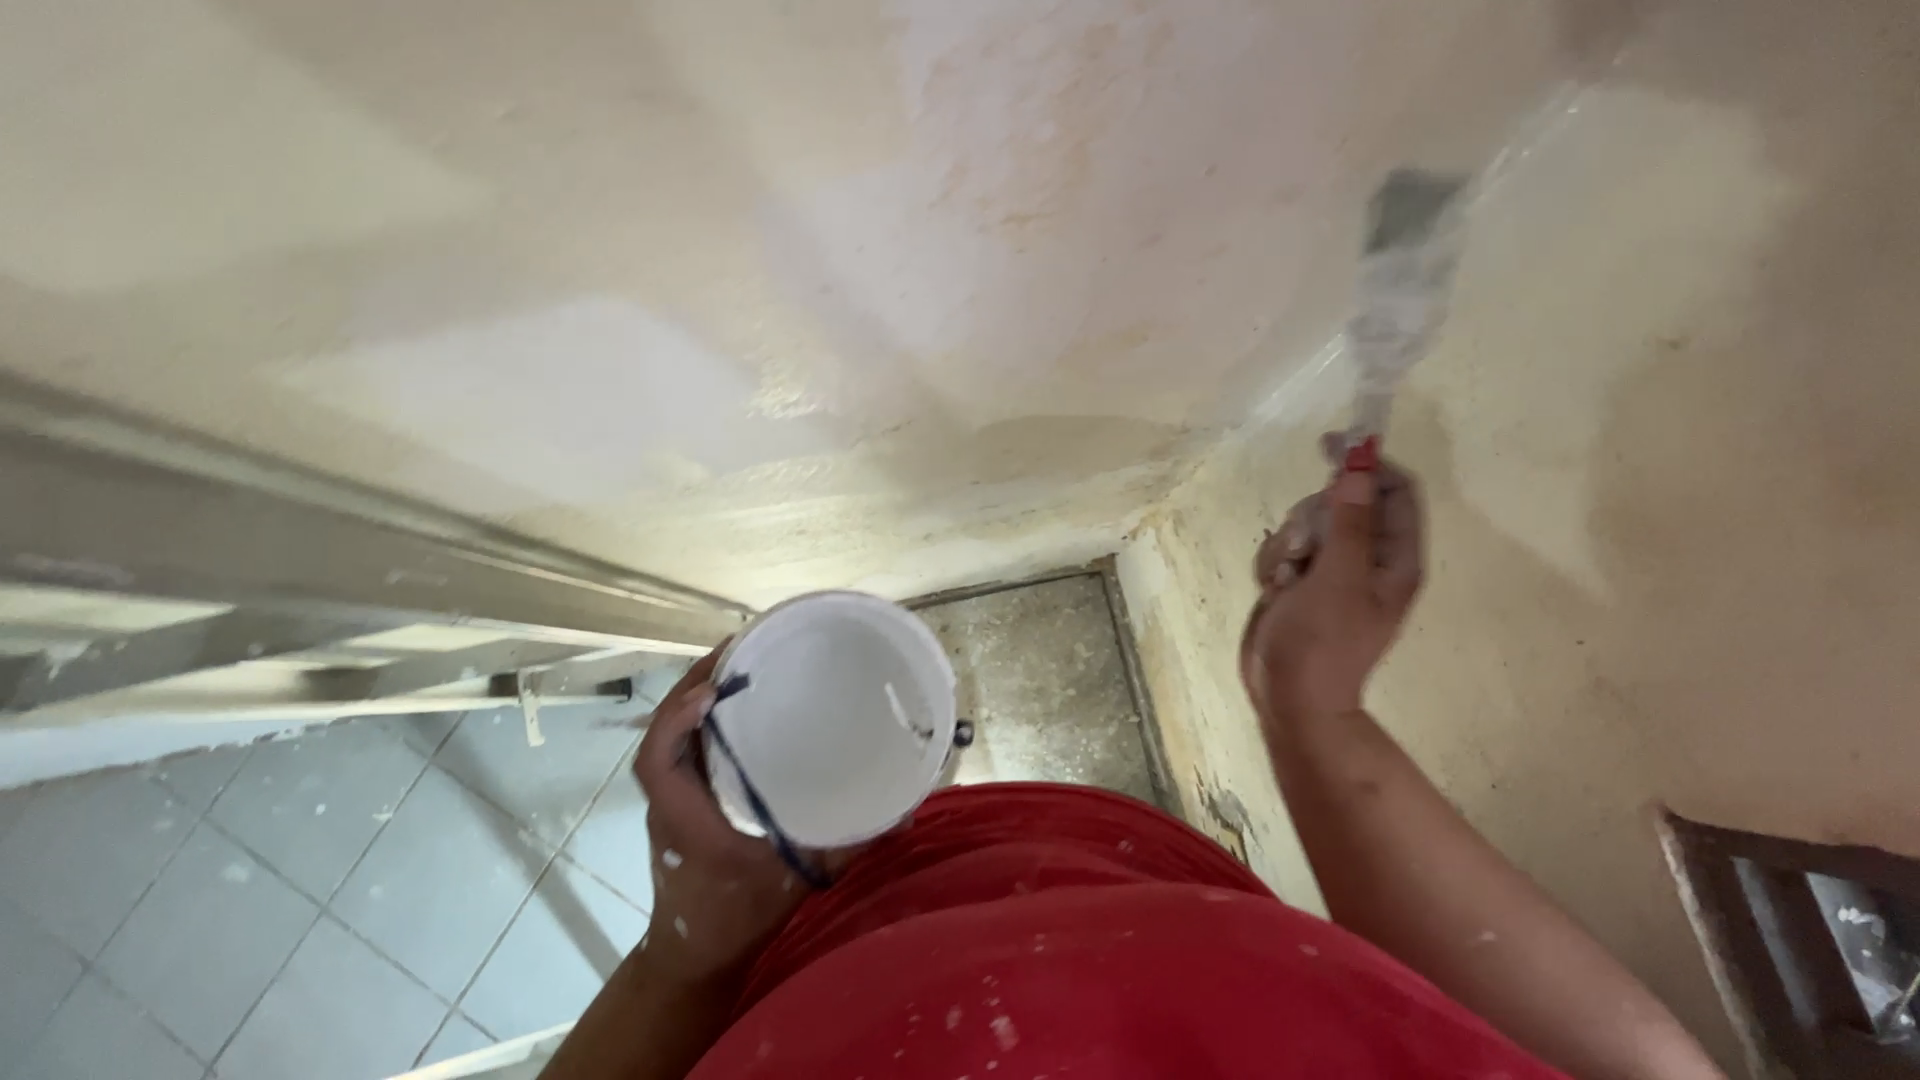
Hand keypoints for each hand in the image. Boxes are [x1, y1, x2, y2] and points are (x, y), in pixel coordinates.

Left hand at [631, 648, 814, 987]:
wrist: (696, 955)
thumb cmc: (739, 919)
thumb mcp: (799, 880)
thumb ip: (848, 845)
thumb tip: (904, 811)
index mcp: (688, 819)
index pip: (658, 760)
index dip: (676, 719)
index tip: (713, 690)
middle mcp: (671, 801)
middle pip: (663, 731)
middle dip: (693, 684)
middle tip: (739, 648)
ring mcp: (672, 798)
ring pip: (670, 734)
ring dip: (695, 695)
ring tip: (739, 663)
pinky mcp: (681, 797)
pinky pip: (683, 744)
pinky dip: (701, 716)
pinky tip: (736, 704)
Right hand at [1240, 434, 1423, 722]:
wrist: (1289, 696)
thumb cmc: (1323, 642)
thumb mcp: (1338, 577)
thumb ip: (1349, 519)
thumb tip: (1358, 463)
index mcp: (1394, 558)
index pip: (1394, 491)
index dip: (1367, 465)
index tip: (1331, 446)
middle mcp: (1366, 559)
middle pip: (1341, 503)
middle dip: (1314, 516)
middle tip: (1304, 548)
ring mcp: (1330, 571)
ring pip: (1305, 523)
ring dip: (1288, 543)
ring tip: (1287, 579)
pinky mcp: (1299, 582)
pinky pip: (1283, 548)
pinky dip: (1273, 562)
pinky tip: (1275, 589)